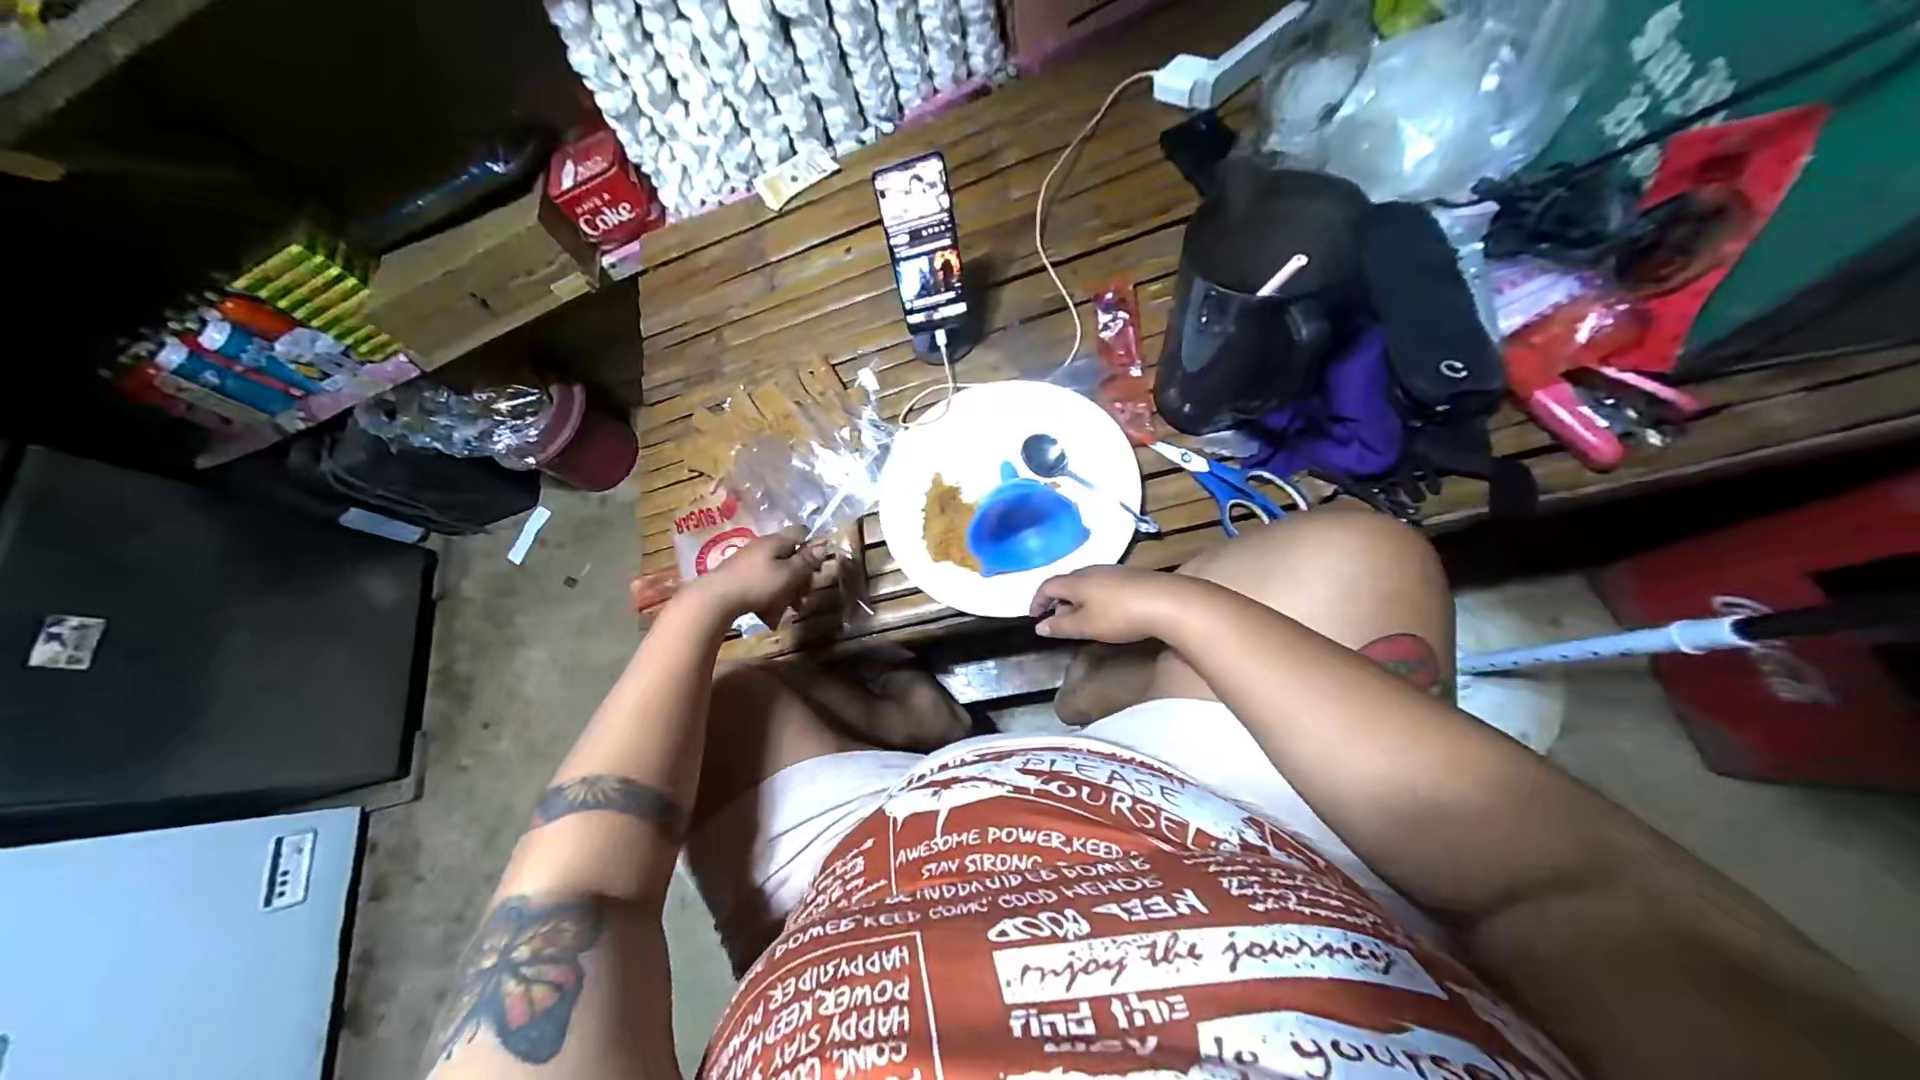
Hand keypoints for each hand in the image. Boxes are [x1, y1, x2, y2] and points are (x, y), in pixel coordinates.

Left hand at [678, 528, 827, 623]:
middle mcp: (761, 546)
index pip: (801, 533)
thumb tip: (824, 545)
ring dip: (787, 590)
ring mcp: (747, 561)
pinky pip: (761, 583)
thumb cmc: (758, 585)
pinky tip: (769, 614)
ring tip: (790, 609)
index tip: (817, 568)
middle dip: (800, 576)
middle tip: (804, 596)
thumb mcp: (789, 574)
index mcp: (776, 541)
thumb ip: (807, 561)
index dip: (813, 548)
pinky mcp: (737, 576)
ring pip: (777, 572)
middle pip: (790, 556)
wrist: (714, 600)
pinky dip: (770, 596)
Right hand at [1029, 565, 1188, 642]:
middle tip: (1057, 618)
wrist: (1168, 601)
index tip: (1035, 617)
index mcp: (1076, 581)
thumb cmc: (1120, 615)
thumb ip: (1061, 625)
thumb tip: (1040, 625)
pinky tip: (1107, 612)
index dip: (1037, 601)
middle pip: (1067, 581)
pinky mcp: (1132, 577)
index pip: (1048, 585)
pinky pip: (1103, 584)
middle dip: (1058, 599)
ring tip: (1081, 617)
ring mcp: (1114, 571)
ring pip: (1086, 582)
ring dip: (1077, 598)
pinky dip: (1095, 597)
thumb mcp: (1086, 626)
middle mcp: (1092, 570)